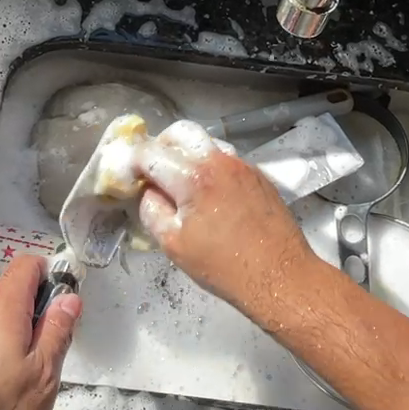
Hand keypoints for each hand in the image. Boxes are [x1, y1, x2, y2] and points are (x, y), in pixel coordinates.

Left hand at [0, 254, 81, 409]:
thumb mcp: (41, 380)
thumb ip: (57, 333)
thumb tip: (69, 297)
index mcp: (1, 310)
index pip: (26, 264)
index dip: (49, 276)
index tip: (61, 308)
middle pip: (11, 294)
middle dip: (33, 316)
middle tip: (44, 359)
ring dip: (12, 338)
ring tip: (17, 384)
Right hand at [135, 120, 319, 323]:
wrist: (280, 276)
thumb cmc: (223, 266)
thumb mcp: (173, 244)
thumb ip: (151, 210)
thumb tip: (148, 191)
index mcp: (192, 176)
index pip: (150, 152)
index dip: (132, 162)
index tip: (127, 176)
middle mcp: (217, 160)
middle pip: (180, 133)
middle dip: (160, 146)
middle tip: (153, 172)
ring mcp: (241, 164)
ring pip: (205, 141)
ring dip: (187, 154)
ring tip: (182, 183)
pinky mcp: (257, 174)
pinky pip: (226, 158)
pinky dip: (210, 166)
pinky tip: (210, 194)